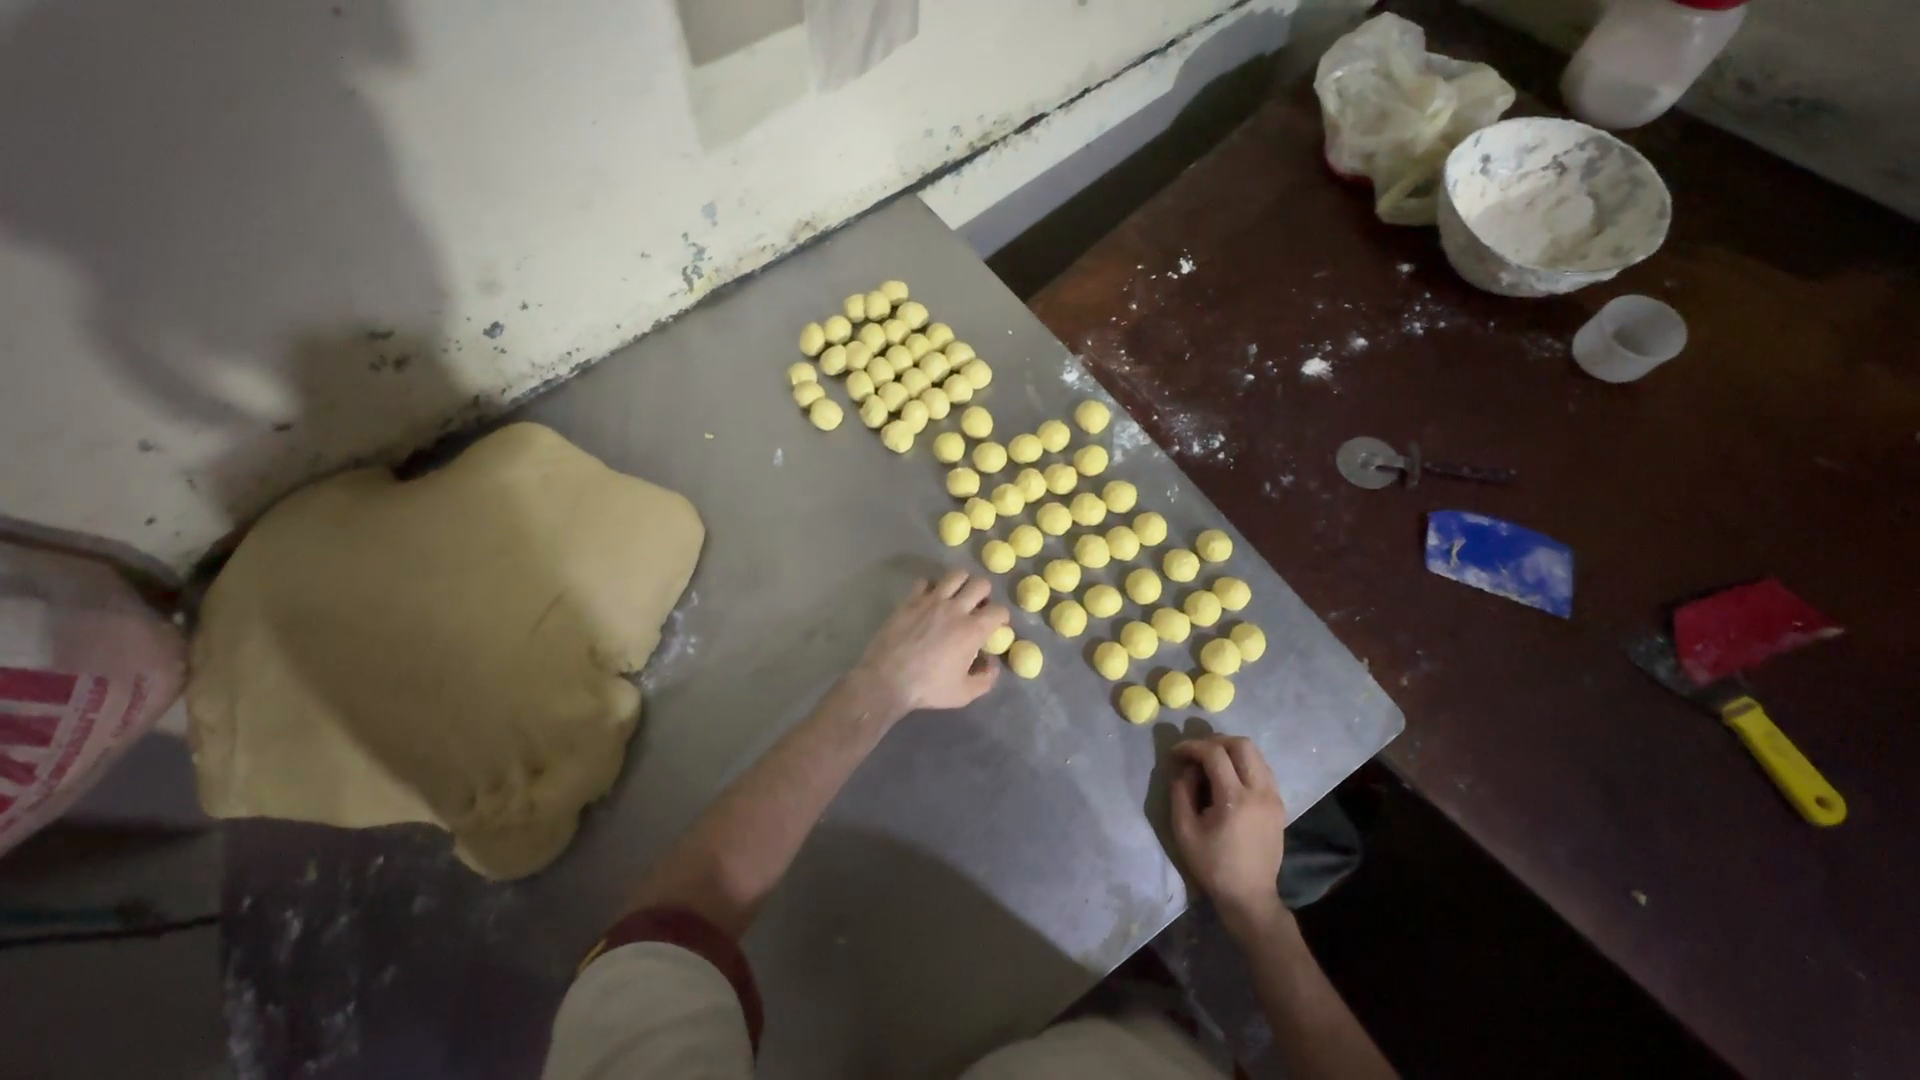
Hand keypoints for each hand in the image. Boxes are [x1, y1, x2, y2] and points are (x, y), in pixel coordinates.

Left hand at [853, 569, 1008, 713]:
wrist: (887, 679)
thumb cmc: (928, 688)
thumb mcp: (964, 693)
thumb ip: (986, 679)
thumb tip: (992, 663)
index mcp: (972, 630)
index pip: (999, 610)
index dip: (1002, 617)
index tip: (996, 625)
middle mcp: (955, 609)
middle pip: (981, 584)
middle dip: (985, 594)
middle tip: (977, 607)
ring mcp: (931, 601)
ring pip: (956, 575)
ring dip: (962, 583)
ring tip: (957, 596)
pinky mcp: (910, 600)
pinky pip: (925, 581)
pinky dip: (932, 587)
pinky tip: (930, 600)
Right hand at [1170, 735, 1287, 939]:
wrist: (1249, 895)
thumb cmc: (1212, 865)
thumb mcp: (1184, 830)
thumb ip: (1181, 791)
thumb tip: (1186, 768)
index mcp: (1235, 799)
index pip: (1215, 754)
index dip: (1192, 746)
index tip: (1176, 753)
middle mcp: (1260, 791)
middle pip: (1242, 744)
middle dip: (1215, 741)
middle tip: (1196, 753)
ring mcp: (1274, 797)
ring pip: (1256, 754)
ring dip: (1231, 751)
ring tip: (1211, 763)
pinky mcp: (1279, 805)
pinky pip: (1262, 770)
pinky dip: (1244, 764)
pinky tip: (1228, 778)